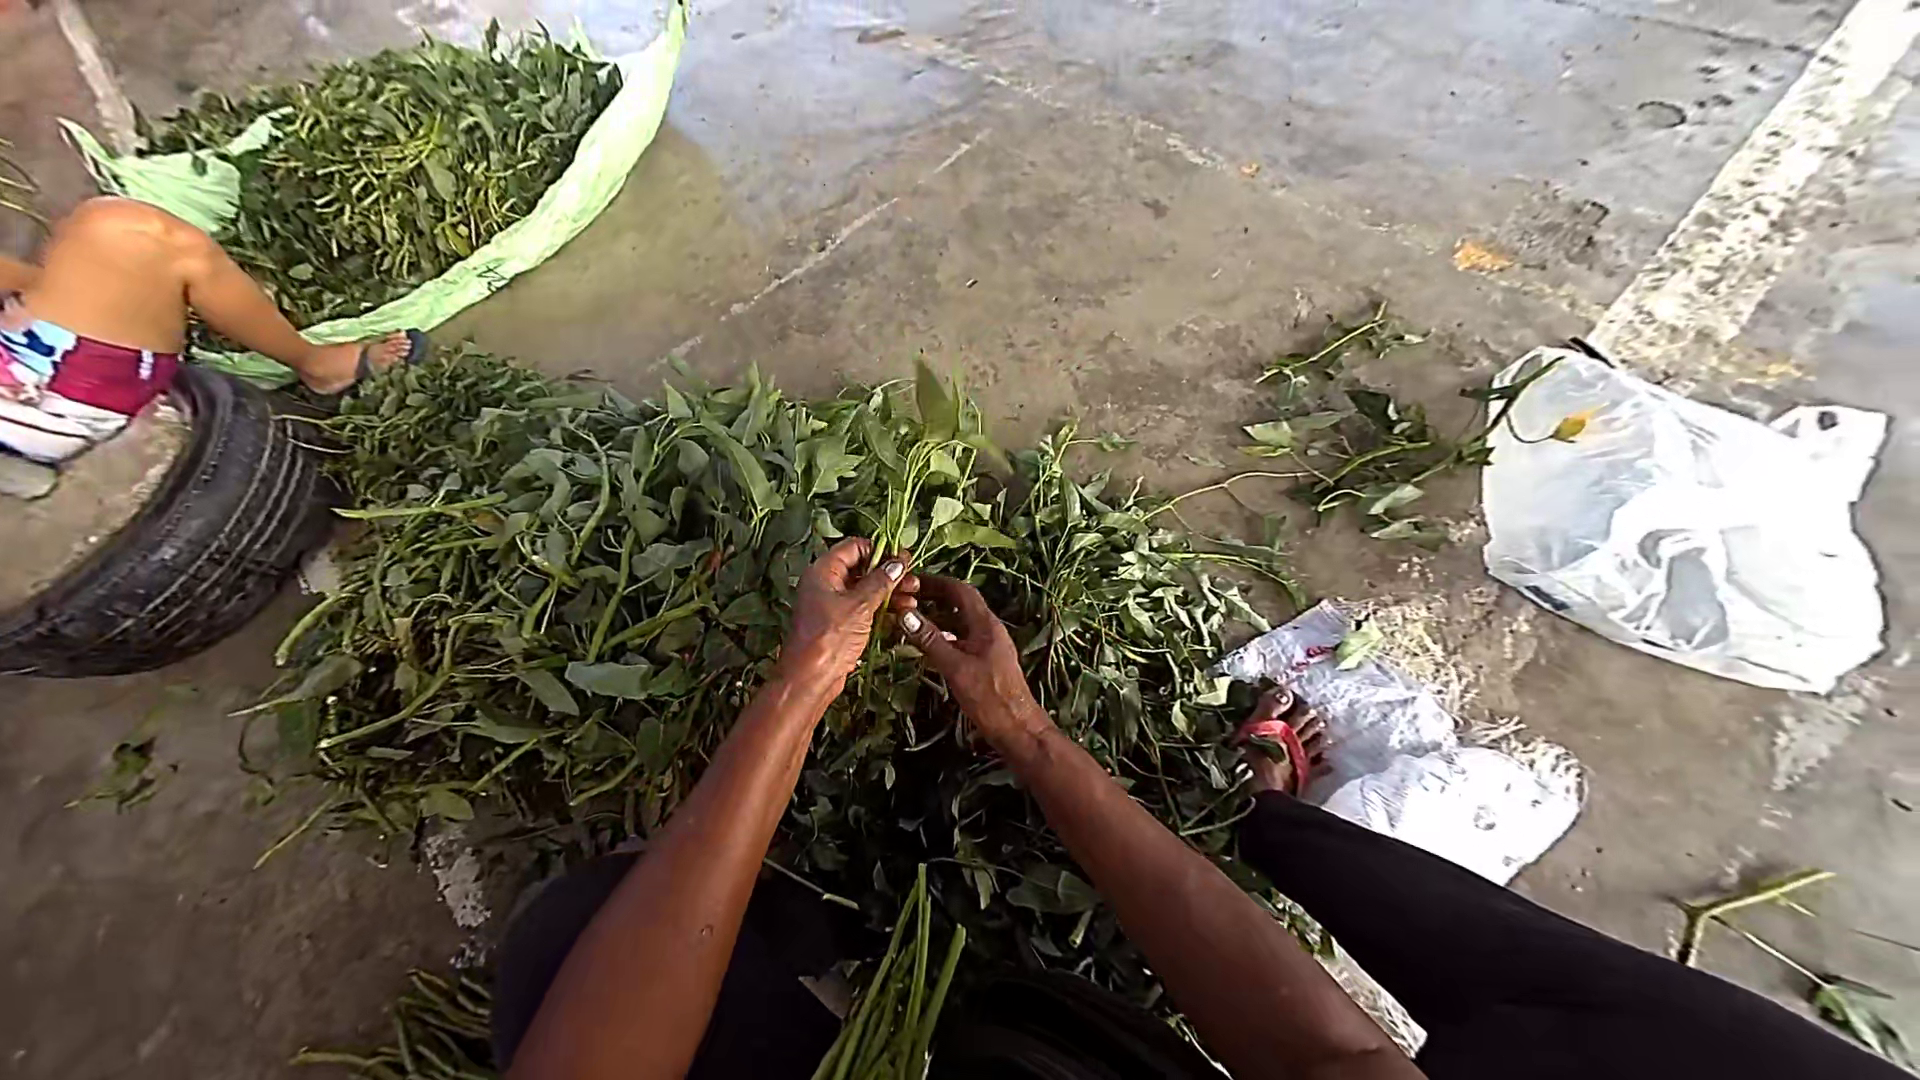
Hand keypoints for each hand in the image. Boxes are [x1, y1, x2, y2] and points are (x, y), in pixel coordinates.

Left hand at [782, 537, 912, 683]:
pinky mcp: (841, 623)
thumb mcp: (859, 605)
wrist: (811, 678)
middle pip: (862, 568)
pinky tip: (903, 612)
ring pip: (866, 589)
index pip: (855, 547)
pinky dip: (883, 608)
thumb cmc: (830, 637)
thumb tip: (898, 563)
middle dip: (889, 573)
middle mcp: (827, 583)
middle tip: (913, 579)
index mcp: (824, 571)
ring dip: (890, 591)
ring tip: (913, 596)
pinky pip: (864, 608)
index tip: (904, 558)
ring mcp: (833, 604)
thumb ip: (880, 581)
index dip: (881, 550)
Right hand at [895, 576, 1051, 746]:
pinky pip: (960, 639)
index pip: (961, 590)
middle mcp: (988, 629)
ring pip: (958, 622)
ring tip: (908, 619)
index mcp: (986, 624)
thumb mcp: (955, 667)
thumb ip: (930, 639)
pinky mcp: (983, 661)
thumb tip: (905, 613)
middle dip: (933, 597)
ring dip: (936, 617)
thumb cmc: (989, 698)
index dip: (936, 582)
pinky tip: (925, 645)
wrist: (1017, 729)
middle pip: (959, 603)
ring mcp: (987, 645)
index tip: (910, 581)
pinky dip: (941, 636)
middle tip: (905, 599)